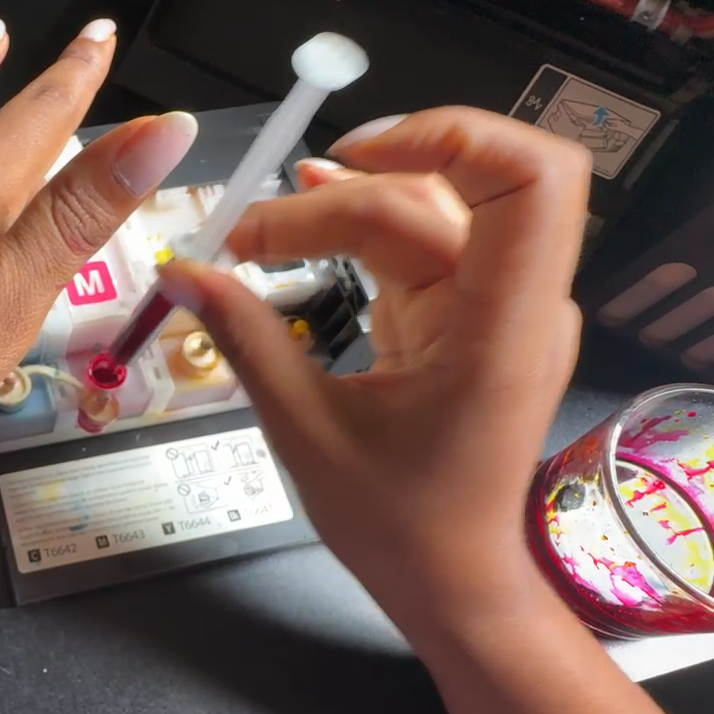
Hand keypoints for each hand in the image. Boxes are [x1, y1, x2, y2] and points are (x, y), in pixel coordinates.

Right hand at [156, 109, 591, 631]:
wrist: (446, 577)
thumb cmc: (392, 520)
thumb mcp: (304, 428)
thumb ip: (246, 339)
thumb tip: (182, 274)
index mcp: (499, 329)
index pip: (531, 180)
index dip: (452, 136)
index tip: (350, 155)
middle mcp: (512, 304)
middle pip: (433, 200)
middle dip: (332, 204)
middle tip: (240, 239)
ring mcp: (491, 310)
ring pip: (421, 218)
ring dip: (338, 212)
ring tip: (257, 228)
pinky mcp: (462, 322)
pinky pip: (414, 252)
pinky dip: (356, 234)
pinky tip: (304, 221)